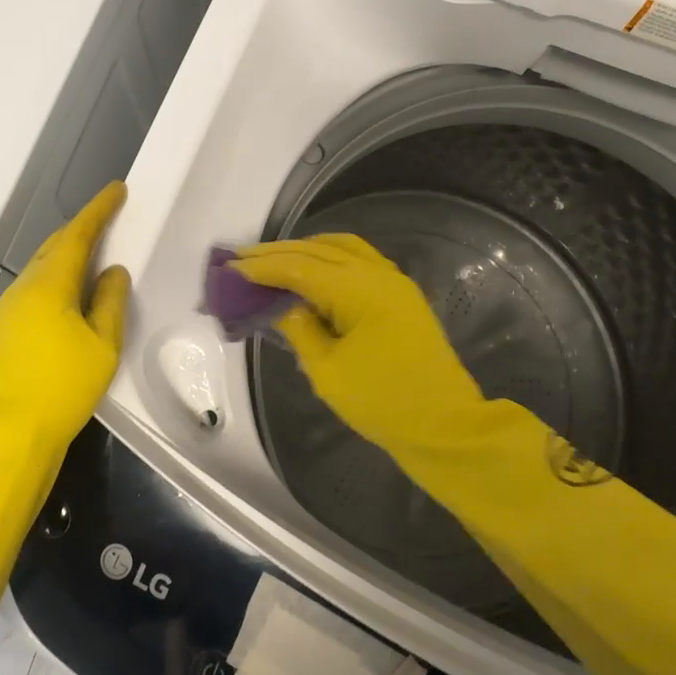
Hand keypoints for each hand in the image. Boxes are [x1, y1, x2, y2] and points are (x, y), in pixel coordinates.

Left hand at [0, 182, 130, 444]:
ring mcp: (10, 310)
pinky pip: (36, 287)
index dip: (99, 210)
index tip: (117, 189)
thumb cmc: (61, 388)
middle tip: (110, 217)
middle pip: (55, 246)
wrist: (7, 436)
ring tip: (96, 248)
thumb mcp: (102, 345)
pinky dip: (58, 276)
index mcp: (49, 285)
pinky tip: (74, 288)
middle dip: (83, 228)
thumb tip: (112, 270)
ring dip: (69, 252)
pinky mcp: (6, 330)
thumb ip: (111, 302)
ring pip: (43, 266)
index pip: (77, 235)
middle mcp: (24, 288)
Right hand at [231, 234, 486, 452]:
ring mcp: (393, 281)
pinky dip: (328, 258)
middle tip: (240, 259)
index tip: (230, 268)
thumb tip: (279, 305)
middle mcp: (377, 274)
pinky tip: (309, 271)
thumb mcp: (328, 372)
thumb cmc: (384, 403)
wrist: (445, 425)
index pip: (300, 267)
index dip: (263, 267)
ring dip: (304, 251)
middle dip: (277, 254)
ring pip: (340, 248)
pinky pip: (358, 260)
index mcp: (359, 290)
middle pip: (318, 251)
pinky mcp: (399, 294)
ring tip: (270, 261)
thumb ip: (300, 331)